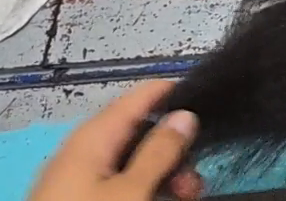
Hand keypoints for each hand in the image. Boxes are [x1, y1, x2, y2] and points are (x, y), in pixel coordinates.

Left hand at [28, 79, 204, 200]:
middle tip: (196, 178)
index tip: (208, 110)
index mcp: (93, 136)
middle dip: (173, 149)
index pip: (144, 94)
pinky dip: (141, 188)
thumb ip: (160, 151)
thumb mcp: (130, 192)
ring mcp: (77, 179)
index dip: (178, 96)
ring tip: (185, 196)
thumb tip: (185, 114)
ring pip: (131, 161)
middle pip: (140, 131)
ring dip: (162, 173)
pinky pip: (116, 182)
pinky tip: (156, 200)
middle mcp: (84, 150)